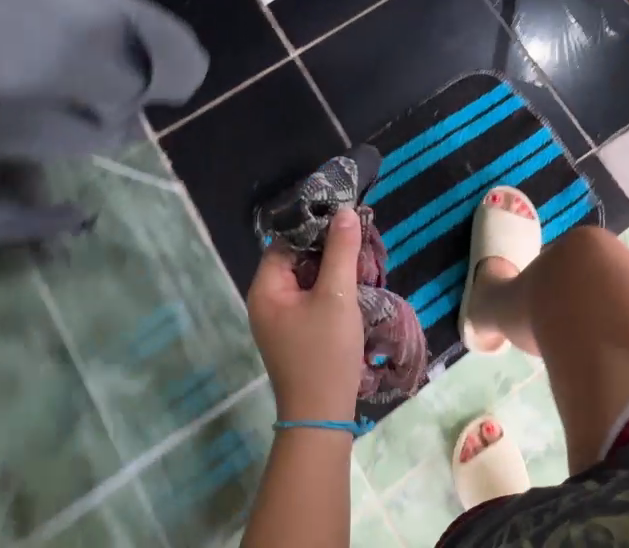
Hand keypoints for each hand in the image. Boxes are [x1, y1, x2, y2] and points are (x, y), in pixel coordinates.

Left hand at [247, 206, 364, 422]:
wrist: (322, 417)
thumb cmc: (324, 352)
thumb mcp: (337, 295)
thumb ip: (340, 250)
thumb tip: (344, 212)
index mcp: (266, 289)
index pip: (285, 242)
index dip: (312, 227)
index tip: (343, 216)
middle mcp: (267, 301)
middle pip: (296, 259)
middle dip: (326, 247)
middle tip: (358, 235)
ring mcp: (281, 320)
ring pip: (307, 280)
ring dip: (332, 269)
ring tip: (362, 257)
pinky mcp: (296, 334)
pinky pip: (311, 299)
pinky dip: (331, 289)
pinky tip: (355, 285)